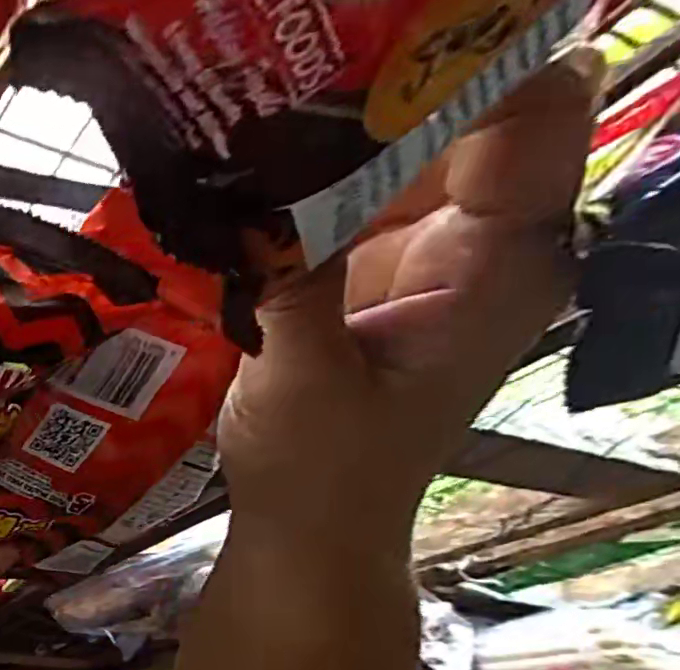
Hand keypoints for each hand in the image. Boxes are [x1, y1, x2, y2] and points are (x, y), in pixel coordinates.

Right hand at [219, 50, 603, 546]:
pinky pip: (347, 220)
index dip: (464, 65)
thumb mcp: (299, 378)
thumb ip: (293, 284)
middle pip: (456, 131)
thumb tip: (261, 196)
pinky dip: (300, 205)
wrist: (309, 523)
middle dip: (375, 102)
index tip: (364, 45)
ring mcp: (422, 266)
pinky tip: (242, 198)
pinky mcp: (369, 287)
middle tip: (278, 82)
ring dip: (325, 154)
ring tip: (244, 131)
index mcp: (500, 265)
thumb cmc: (320, 465)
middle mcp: (480, 247)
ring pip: (393, 173)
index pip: (526, 119)